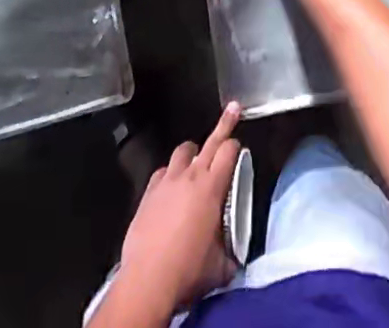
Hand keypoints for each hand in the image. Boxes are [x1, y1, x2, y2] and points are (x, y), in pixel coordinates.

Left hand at [113, 103, 243, 311]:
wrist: (148, 280)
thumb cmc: (189, 270)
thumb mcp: (221, 264)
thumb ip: (231, 250)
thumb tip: (234, 255)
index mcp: (212, 187)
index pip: (228, 151)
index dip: (237, 146)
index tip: (240, 147)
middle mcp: (189, 176)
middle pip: (210, 141)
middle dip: (224, 123)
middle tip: (233, 108)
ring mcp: (166, 181)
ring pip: (183, 151)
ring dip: (193, 153)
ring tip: (197, 163)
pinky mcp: (148, 192)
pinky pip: (163, 171)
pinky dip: (171, 174)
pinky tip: (172, 188)